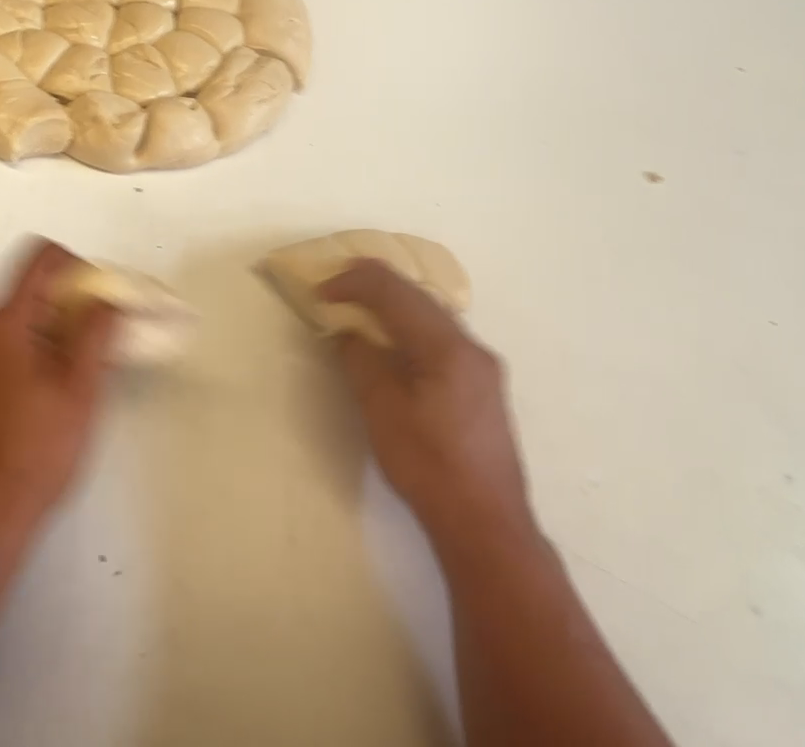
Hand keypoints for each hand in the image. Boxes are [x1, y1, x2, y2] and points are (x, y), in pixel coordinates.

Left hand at [0, 240, 117, 525]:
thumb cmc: (34, 451)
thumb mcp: (80, 391)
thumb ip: (95, 334)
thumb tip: (105, 300)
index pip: (39, 260)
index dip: (76, 267)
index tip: (99, 300)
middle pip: (22, 298)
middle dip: (62, 313)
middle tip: (92, 354)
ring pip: (5, 329)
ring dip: (39, 341)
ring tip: (63, 389)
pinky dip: (13, 363)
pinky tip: (28, 409)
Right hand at [318, 259, 535, 554]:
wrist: (484, 520)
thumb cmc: (428, 464)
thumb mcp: (381, 410)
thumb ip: (362, 361)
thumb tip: (348, 333)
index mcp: (448, 348)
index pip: (397, 294)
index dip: (355, 283)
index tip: (320, 291)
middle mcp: (472, 348)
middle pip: (419, 298)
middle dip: (373, 287)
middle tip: (333, 290)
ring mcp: (481, 368)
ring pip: (431, 318)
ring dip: (391, 307)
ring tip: (354, 312)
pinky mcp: (480, 387)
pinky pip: (439, 339)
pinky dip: (408, 329)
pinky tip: (388, 345)